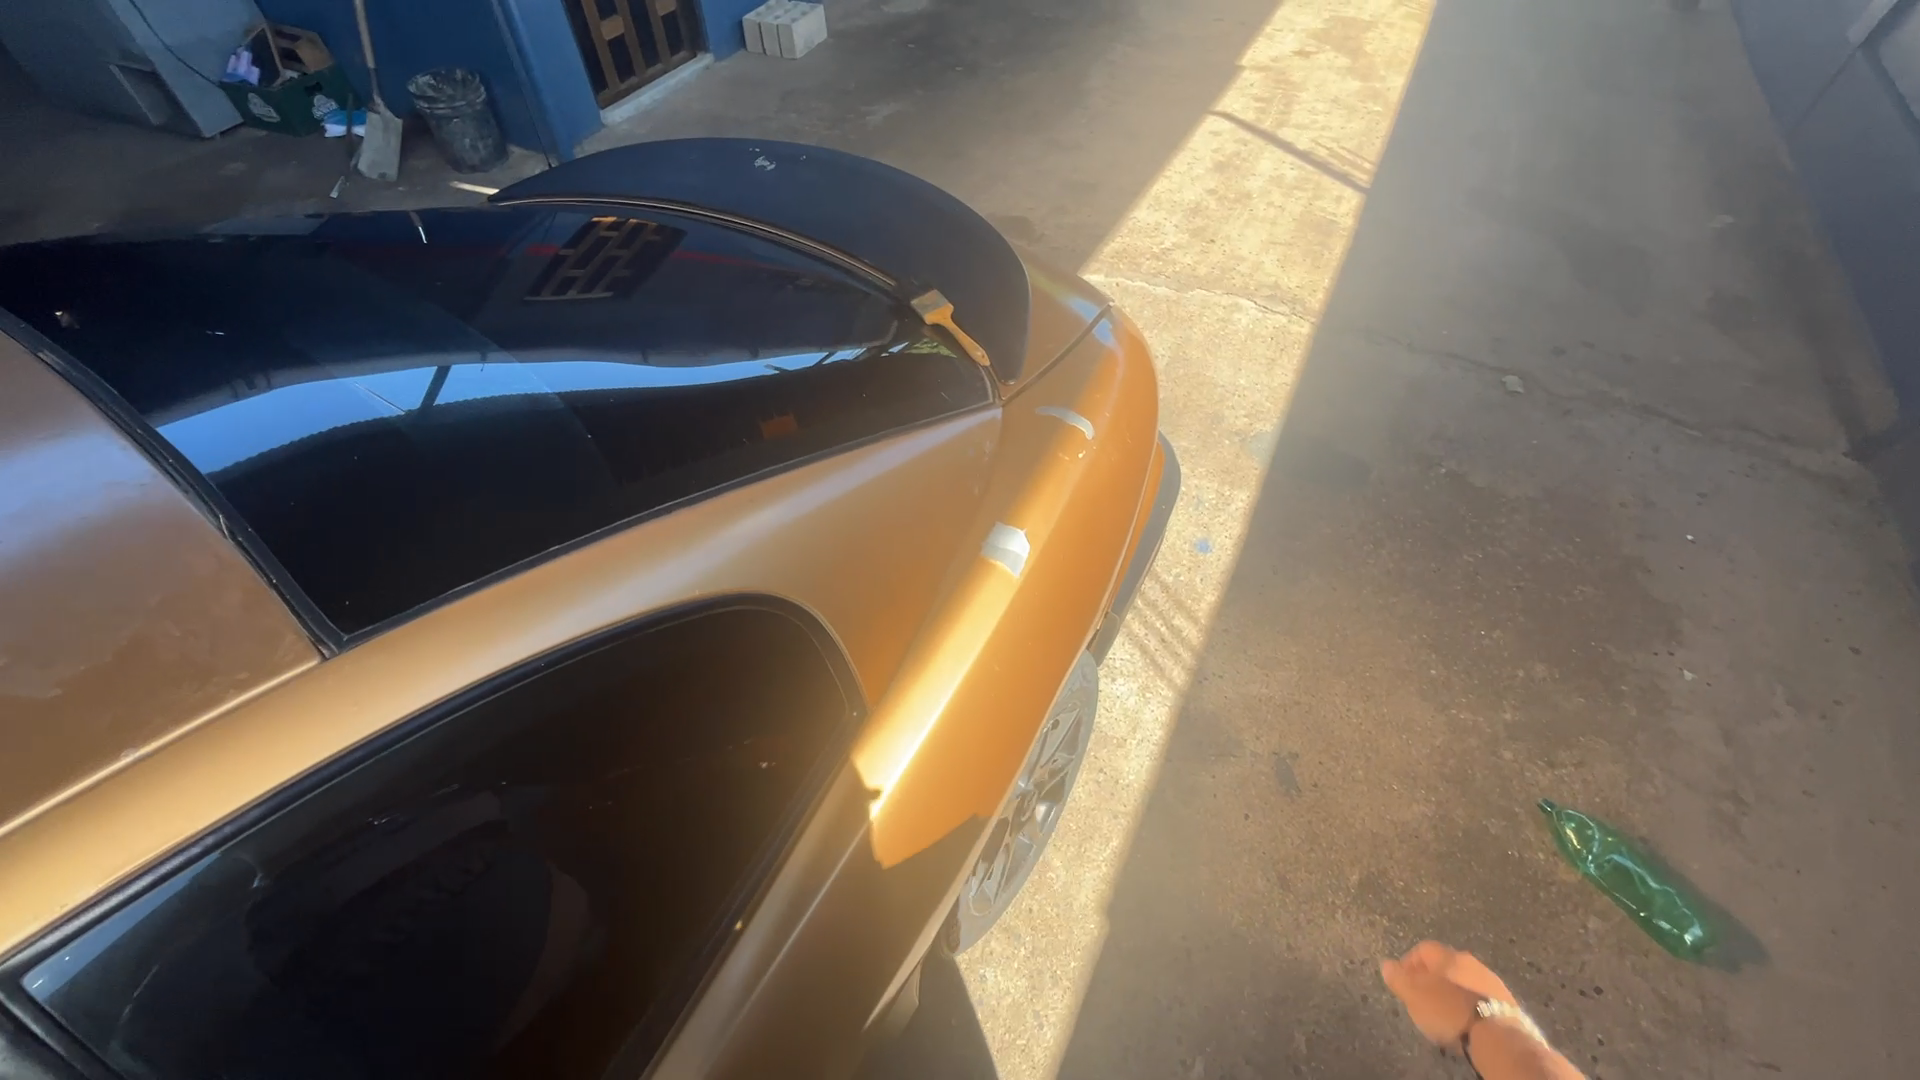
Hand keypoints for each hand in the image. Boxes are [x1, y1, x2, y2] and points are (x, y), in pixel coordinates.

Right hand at [1379, 941, 1516, 1044]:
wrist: (1498, 1037)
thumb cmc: (1448, 1010)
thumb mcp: (1413, 995)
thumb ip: (1397, 977)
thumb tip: (1386, 964)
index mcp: (1446, 954)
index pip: (1421, 949)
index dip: (1409, 964)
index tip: (1403, 982)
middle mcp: (1469, 961)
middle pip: (1444, 965)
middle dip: (1432, 978)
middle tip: (1423, 997)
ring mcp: (1491, 981)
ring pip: (1464, 981)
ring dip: (1452, 992)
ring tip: (1445, 1013)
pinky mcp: (1507, 1003)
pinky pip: (1480, 998)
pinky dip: (1470, 1005)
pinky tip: (1466, 1021)